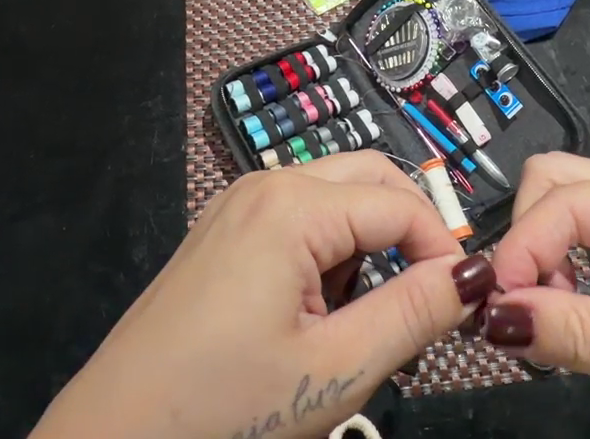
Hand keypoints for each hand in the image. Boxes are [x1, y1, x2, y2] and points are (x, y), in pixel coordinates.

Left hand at [29, 151, 494, 438]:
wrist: (115, 431)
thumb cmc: (225, 405)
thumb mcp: (334, 369)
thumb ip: (413, 314)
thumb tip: (474, 276)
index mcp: (292, 206)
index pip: (399, 203)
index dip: (443, 249)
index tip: (467, 304)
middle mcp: (265, 183)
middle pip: (369, 176)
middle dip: (410, 227)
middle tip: (429, 297)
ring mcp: (240, 200)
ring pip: (336, 192)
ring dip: (370, 237)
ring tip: (367, 315)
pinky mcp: (227, 225)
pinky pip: (300, 211)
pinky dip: (331, 243)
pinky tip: (318, 306)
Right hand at [483, 154, 589, 438]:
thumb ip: (583, 336)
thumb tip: (492, 317)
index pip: (569, 198)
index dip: (524, 245)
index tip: (494, 308)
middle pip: (557, 184)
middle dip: (528, 242)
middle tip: (522, 313)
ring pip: (562, 209)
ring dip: (539, 258)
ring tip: (545, 320)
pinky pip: (581, 241)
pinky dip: (557, 271)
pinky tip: (566, 312)